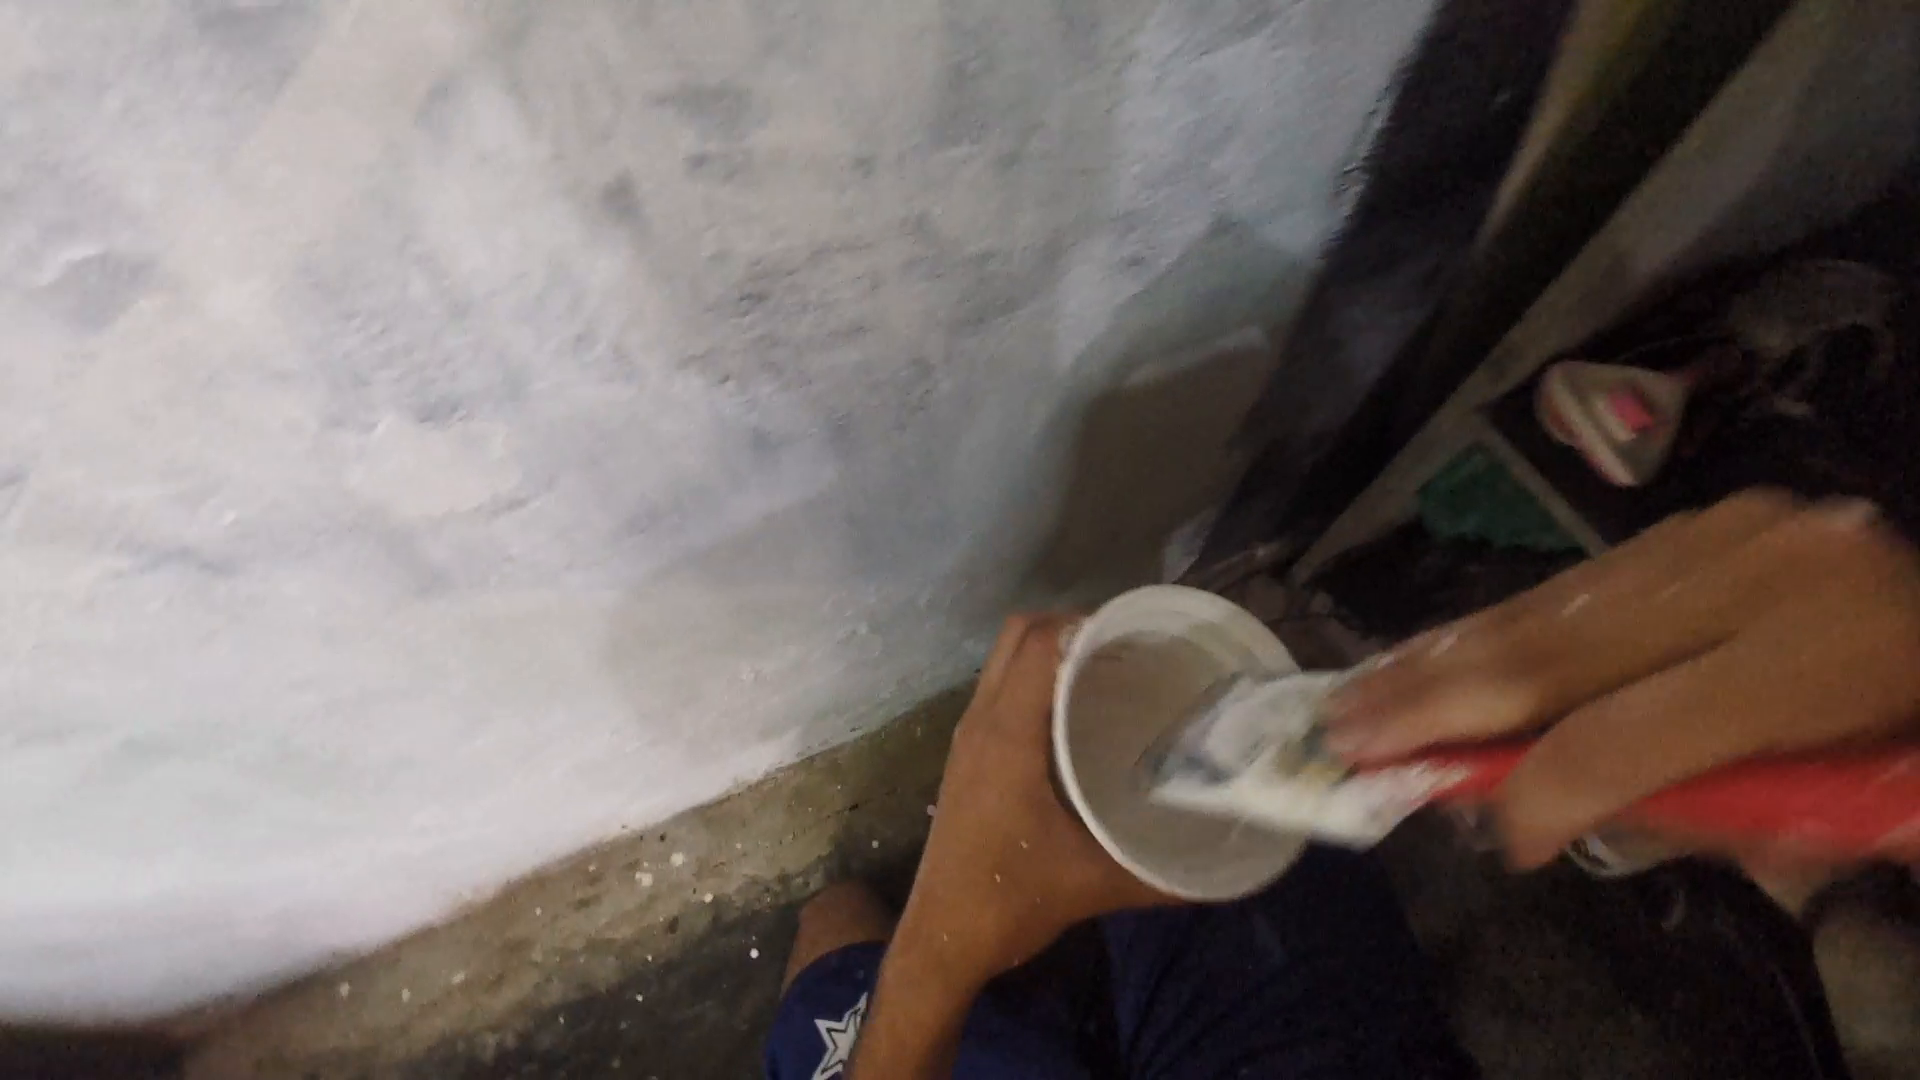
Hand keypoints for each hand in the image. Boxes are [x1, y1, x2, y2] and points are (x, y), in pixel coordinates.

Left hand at [897, 614, 1171, 989]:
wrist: (941, 937)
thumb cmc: (1009, 899)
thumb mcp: (1094, 882)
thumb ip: (1163, 874)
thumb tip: (1229, 864)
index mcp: (1007, 734)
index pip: (1038, 644)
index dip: (1084, 624)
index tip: (1134, 635)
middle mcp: (980, 720)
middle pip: (1015, 635)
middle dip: (1066, 626)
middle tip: (1121, 648)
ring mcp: (966, 735)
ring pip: (1002, 660)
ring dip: (1046, 651)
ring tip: (1103, 672)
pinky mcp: (965, 754)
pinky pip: (998, 689)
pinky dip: (1030, 680)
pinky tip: (1070, 716)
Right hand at [1324, 490, 1919, 868]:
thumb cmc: (1913, 738)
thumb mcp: (1841, 808)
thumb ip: (1689, 812)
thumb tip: (1523, 813)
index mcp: (1821, 661)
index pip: (1627, 735)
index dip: (1541, 789)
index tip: (1495, 838)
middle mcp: (1746, 578)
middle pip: (1544, 656)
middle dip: (1427, 707)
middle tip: (1341, 737)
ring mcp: (1701, 538)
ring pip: (1529, 616)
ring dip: (1427, 666)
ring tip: (1351, 698)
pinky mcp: (1670, 530)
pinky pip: (1547, 594)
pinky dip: (1473, 635)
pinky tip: (1414, 658)